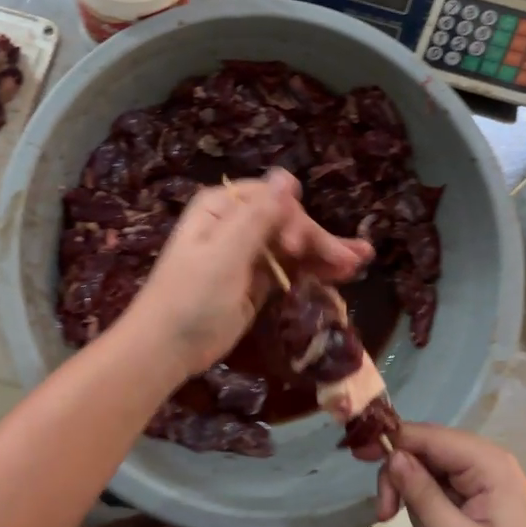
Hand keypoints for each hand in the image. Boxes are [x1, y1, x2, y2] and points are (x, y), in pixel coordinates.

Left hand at [115, 169, 372, 376]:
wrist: (164, 350)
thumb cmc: (189, 298)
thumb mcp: (224, 254)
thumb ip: (257, 216)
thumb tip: (286, 175)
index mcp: (221, 207)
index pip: (273, 200)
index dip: (293, 219)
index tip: (299, 246)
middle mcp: (235, 223)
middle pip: (288, 223)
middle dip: (319, 240)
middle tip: (354, 259)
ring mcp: (246, 253)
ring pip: (293, 246)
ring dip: (325, 253)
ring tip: (361, 261)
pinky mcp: (255, 281)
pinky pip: (290, 269)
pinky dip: (313, 271)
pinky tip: (341, 274)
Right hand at [376, 424, 525, 526]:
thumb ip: (424, 496)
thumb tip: (392, 454)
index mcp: (487, 463)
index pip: (427, 435)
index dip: (390, 440)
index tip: (356, 456)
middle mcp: (485, 468)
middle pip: (424, 459)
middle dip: (407, 492)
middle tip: (386, 518)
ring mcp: (484, 493)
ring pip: (428, 489)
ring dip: (424, 523)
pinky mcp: (481, 516)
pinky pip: (442, 511)